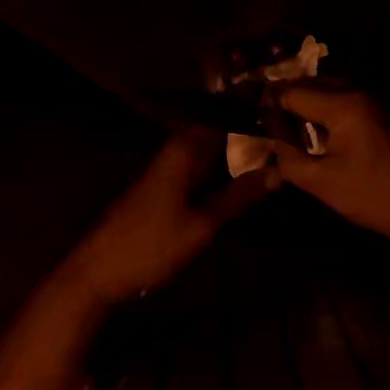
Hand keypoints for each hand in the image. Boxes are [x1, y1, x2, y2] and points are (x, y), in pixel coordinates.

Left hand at [63, 128, 278, 304]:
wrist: (99, 270)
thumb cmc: (151, 244)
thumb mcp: (202, 225)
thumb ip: (239, 196)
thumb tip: (279, 172)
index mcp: (184, 150)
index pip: (226, 119)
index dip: (256, 118)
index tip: (290, 122)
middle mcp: (175, 151)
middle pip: (219, 134)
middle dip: (250, 136)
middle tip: (289, 143)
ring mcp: (168, 169)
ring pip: (211, 152)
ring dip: (238, 154)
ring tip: (277, 159)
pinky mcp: (164, 187)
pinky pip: (201, 169)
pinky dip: (222, 172)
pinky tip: (243, 183)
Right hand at [272, 87, 389, 251]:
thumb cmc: (374, 196)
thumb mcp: (322, 182)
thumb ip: (287, 158)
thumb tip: (266, 143)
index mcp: (343, 104)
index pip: (292, 93)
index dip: (268, 106)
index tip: (248, 118)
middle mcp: (357, 93)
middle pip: (308, 86)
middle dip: (283, 102)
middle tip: (261, 122)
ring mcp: (370, 103)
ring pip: (324, 93)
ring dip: (302, 107)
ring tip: (280, 128)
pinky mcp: (377, 115)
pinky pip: (339, 103)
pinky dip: (319, 114)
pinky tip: (308, 135)